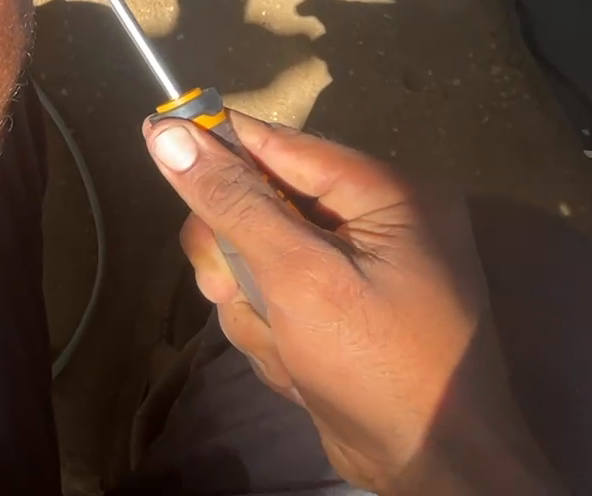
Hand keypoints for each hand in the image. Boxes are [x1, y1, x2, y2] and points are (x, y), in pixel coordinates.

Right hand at [145, 112, 563, 495]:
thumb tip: (163, 130)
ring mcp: (347, 262)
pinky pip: (263, 287)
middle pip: (249, 198)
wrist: (437, 477)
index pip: (268, 141)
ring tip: (278, 340)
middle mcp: (366, 217)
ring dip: (245, 297)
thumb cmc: (378, 365)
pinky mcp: (330, 300)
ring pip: (246, 249)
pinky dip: (263, 323)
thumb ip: (229, 199)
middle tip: (228, 288)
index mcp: (379, 191)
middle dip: (232, 251)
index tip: (154, 147)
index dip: (209, 146)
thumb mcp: (296, 275)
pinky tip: (292, 358)